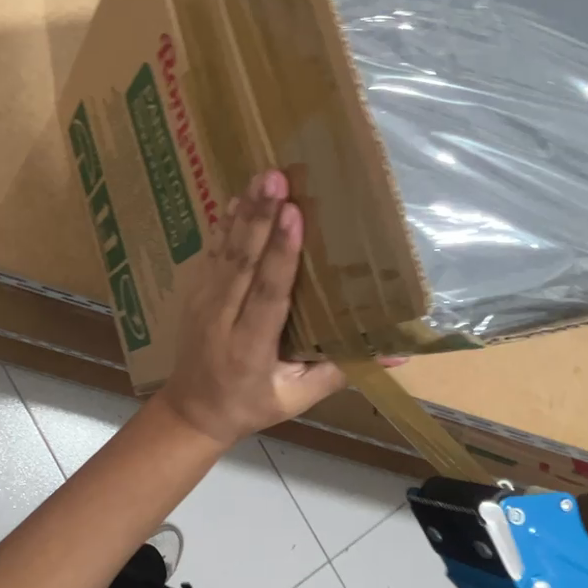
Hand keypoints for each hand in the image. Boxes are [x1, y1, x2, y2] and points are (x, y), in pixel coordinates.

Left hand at [152, 169, 349, 446]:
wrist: (190, 411)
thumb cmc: (250, 406)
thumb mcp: (296, 398)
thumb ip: (340, 372)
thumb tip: (398, 355)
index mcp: (249, 348)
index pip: (268, 295)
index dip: (281, 254)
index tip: (293, 216)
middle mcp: (222, 319)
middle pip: (242, 262)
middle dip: (260, 217)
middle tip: (276, 178)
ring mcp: (202, 303)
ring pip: (224, 251)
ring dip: (244, 212)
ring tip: (261, 177)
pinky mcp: (193, 292)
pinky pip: (210, 253)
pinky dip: (224, 224)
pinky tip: (237, 198)